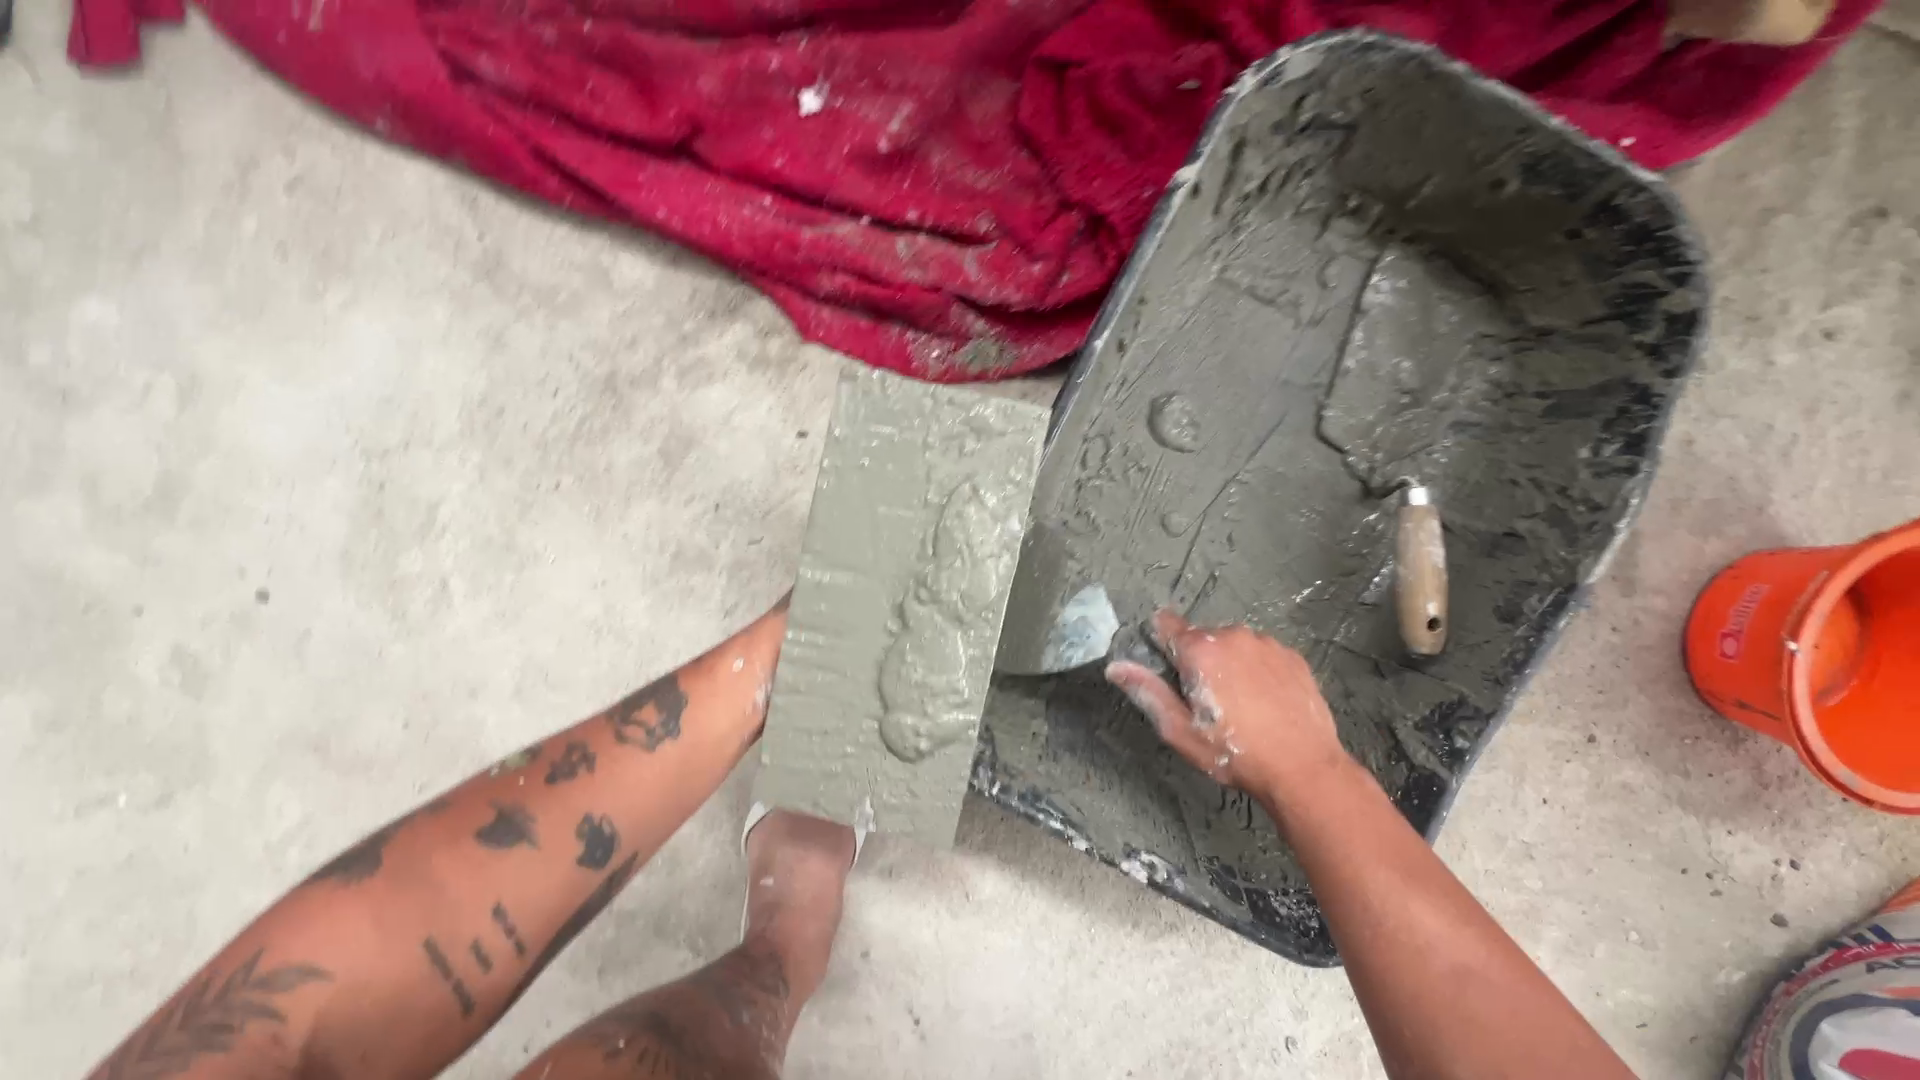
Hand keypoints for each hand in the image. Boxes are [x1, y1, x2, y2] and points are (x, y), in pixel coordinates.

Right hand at [1105, 609, 1346, 795]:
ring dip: (1229, 664)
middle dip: (1197, 661)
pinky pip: (1262, 655)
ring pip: (1234, 645)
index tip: (1165, 666)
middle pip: (1202, 638)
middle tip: (1206, 701)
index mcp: (1200, 650)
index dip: (1160, 641)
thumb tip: (1115, 667)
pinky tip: (1263, 702)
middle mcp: (1234, 636)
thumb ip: (1147, 692)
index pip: (1166, 624)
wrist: (1303, 768)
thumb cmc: (1235, 753)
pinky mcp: (1293, 657)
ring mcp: (1267, 644)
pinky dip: (1257, 670)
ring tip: (1239, 705)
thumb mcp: (1180, 730)